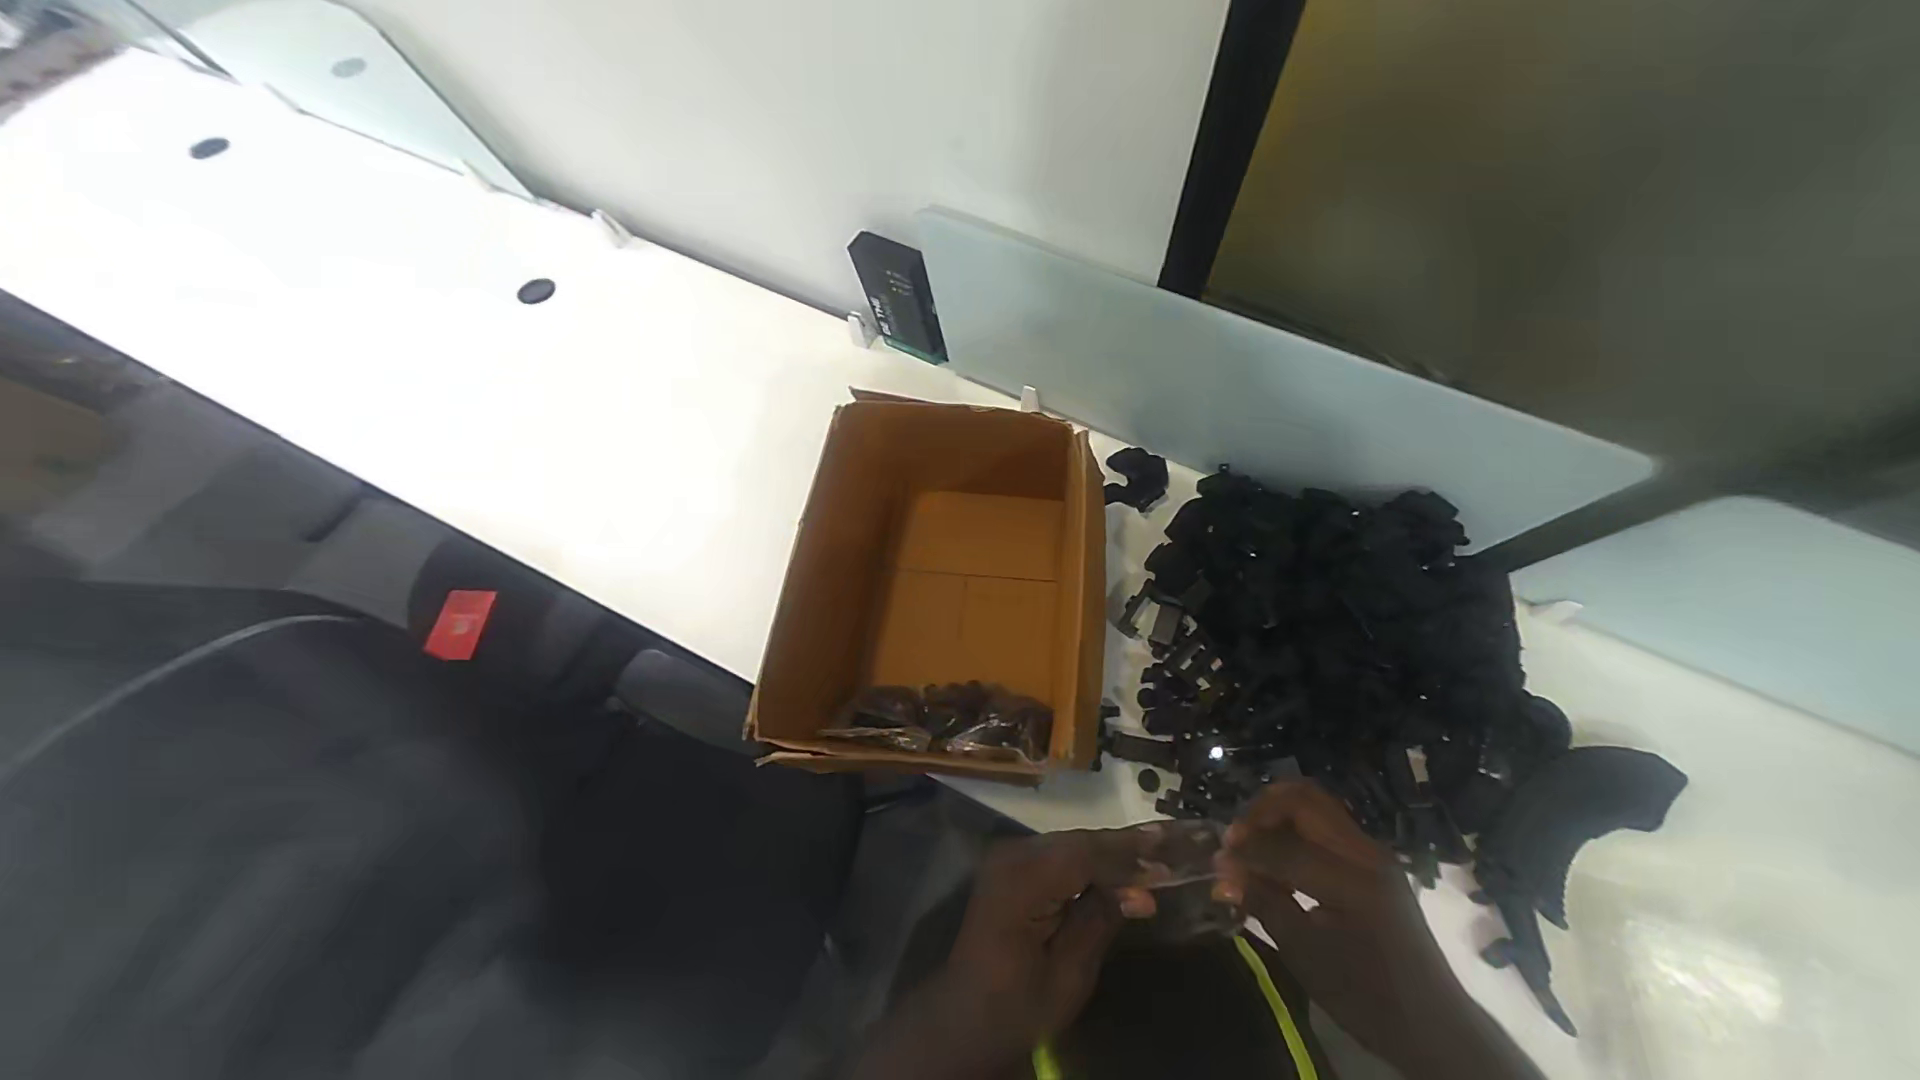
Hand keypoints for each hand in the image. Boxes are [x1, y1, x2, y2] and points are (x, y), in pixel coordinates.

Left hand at [850, 829, 1146, 1079]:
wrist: (966, 1014)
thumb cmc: (1017, 1004)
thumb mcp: (1068, 974)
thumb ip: (1099, 921)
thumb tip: (1142, 890)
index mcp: (1020, 882)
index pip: (1082, 856)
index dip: (1126, 858)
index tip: (1167, 861)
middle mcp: (1010, 857)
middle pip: (1075, 842)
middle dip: (1121, 847)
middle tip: (1167, 843)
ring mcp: (1007, 857)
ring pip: (1068, 843)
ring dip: (1107, 849)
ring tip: (1152, 850)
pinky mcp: (1010, 866)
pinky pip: (1056, 853)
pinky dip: (1088, 858)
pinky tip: (1116, 863)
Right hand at [1213, 781, 1544, 1079]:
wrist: (1433, 1025)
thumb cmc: (1365, 997)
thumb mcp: (1305, 954)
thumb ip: (1262, 902)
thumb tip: (1221, 872)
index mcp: (1352, 882)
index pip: (1283, 847)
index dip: (1244, 851)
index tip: (1217, 861)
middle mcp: (1365, 854)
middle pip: (1302, 800)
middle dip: (1260, 812)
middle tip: (1237, 839)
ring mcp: (1372, 853)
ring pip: (1315, 804)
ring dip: (1277, 814)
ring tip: (1254, 843)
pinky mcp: (1373, 860)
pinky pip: (1326, 822)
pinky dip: (1294, 826)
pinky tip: (1278, 856)